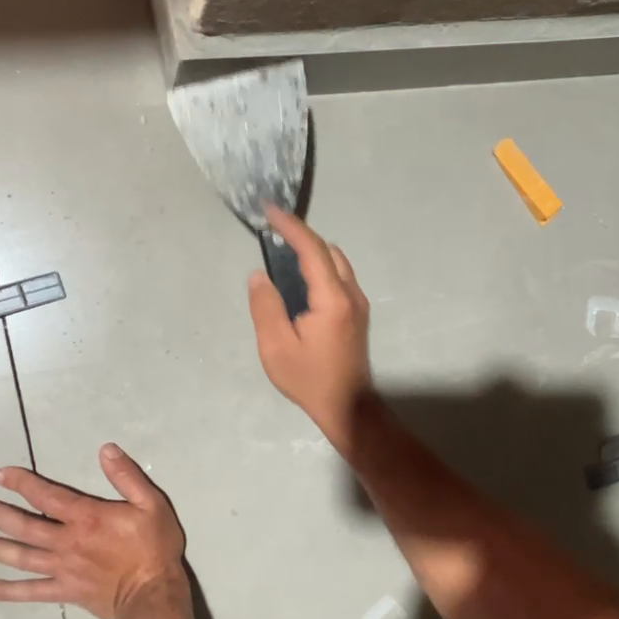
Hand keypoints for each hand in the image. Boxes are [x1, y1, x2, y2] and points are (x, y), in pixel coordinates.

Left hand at [0, 443, 187, 618]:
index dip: (22, 484)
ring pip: (20, 557)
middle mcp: (66, 542)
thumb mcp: (151, 505)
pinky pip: (31, 592)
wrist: (154, 595)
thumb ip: (127, 477)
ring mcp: (62, 569)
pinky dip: (7, 591)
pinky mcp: (64, 592)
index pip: (47, 496)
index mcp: (86, 518)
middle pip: (24, 526)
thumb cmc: (154, 548)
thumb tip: (106, 450)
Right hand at [247, 205, 372, 445]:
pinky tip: (302, 279)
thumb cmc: (310, 380)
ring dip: (313, 252)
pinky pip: (340, 277)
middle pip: (328, 251)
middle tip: (274, 232)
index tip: (270, 211)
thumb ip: (266, 307)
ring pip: (337, 263)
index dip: (291, 227)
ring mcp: (359, 304)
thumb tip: (259, 275)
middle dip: (301, 236)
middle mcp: (351, 294)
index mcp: (332, 299)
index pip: (312, 249)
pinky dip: (321, 267)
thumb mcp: (276, 347)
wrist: (348, 407)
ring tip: (284, 253)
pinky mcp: (358, 315)